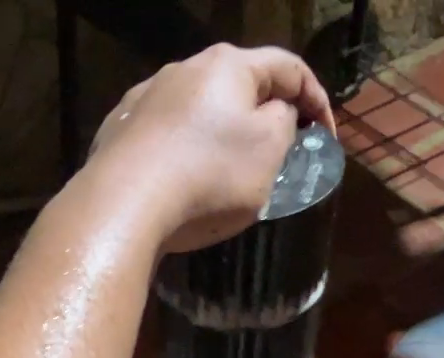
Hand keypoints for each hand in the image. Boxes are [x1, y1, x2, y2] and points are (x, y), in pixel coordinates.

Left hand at [88, 44, 335, 252]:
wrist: (123, 207)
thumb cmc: (209, 177)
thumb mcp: (269, 152)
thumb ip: (284, 124)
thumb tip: (275, 113)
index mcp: (228, 66)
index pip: (288, 68)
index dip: (316, 100)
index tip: (325, 139)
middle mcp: (182, 70)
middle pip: (237, 88)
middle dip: (262, 118)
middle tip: (276, 157)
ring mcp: (144, 100)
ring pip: (197, 113)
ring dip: (218, 138)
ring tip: (225, 176)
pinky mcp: (117, 133)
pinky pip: (163, 139)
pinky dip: (182, 155)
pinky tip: (181, 184)